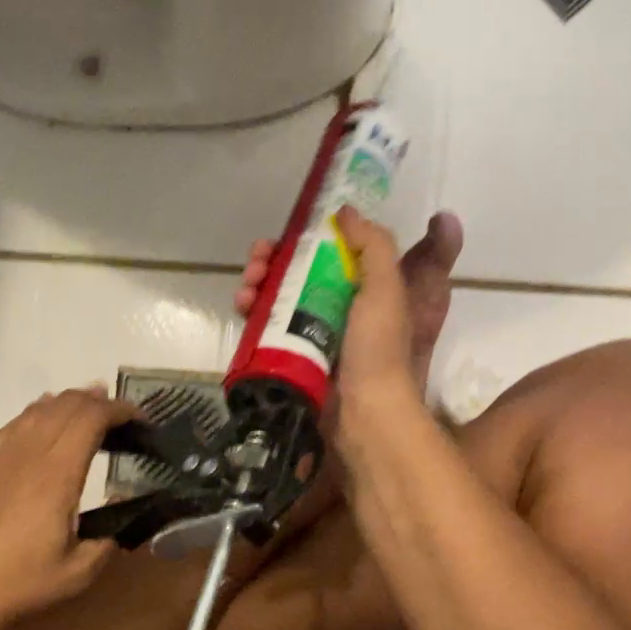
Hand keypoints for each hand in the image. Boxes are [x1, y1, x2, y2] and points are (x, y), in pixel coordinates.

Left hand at [0, 388, 139, 629]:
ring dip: (70, 402)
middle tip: (124, 416)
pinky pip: (16, 424)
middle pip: (66, 406)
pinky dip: (39, 411)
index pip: (90, 420)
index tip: (141, 420)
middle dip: (99, 402)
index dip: (118, 410)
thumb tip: (121, 506)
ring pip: (39, 409)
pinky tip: (46, 416)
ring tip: (92, 407)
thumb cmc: (21, 583)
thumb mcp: (79, 571)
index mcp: (56, 476)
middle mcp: (30, 456)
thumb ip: (110, 537)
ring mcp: (4, 459)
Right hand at [236, 209, 461, 401]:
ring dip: (259, 282)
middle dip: (277, 258)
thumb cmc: (380, 351)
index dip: (315, 236)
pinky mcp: (294, 356)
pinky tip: (242, 306)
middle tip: (259, 258)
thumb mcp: (388, 289)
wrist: (363, 416)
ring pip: (281, 296)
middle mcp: (344, 308)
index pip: (340, 250)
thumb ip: (374, 246)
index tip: (294, 229)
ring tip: (246, 285)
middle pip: (304, 270)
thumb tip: (346, 212)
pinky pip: (268, 327)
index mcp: (372, 290)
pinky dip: (252, 312)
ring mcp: (317, 333)